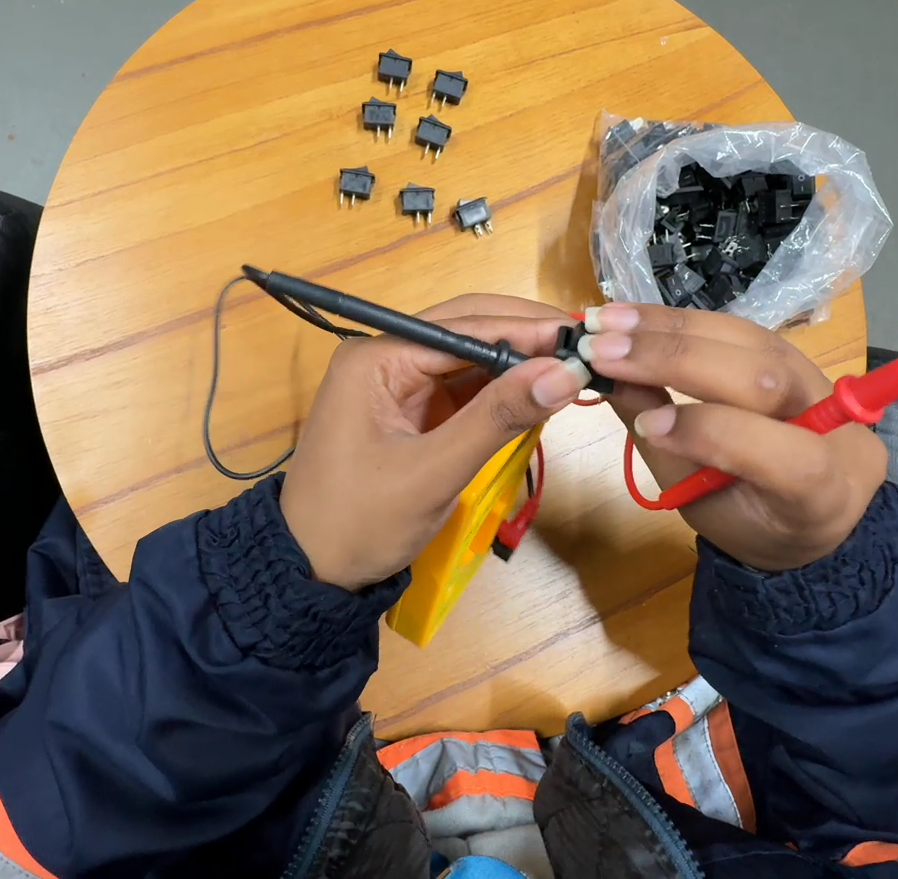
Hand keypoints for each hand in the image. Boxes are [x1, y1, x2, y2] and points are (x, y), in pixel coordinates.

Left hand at [280, 295, 592, 590]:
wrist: (312, 571)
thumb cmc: (361, 521)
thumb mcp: (432, 471)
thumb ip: (497, 417)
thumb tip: (565, 372)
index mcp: (377, 357)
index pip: (462, 327)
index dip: (524, 329)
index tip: (582, 335)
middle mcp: (386, 355)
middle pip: (466, 329)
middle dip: (522, 335)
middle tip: (585, 344)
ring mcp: (398, 382)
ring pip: (469, 357)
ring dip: (516, 362)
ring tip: (574, 364)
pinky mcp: (411, 408)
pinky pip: (463, 387)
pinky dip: (499, 390)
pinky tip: (537, 392)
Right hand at [577, 303, 887, 571]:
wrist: (813, 507)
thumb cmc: (750, 522)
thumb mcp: (701, 504)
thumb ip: (664, 448)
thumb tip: (611, 383)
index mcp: (824, 488)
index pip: (777, 451)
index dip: (708, 432)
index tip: (644, 426)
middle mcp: (834, 423)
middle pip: (761, 376)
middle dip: (675, 359)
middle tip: (600, 351)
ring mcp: (819, 378)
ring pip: (747, 339)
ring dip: (669, 326)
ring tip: (606, 322)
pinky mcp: (791, 350)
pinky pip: (736, 328)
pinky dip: (679, 321)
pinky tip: (634, 319)